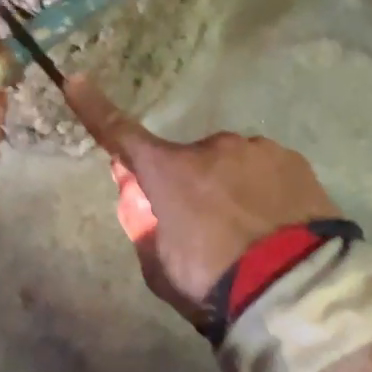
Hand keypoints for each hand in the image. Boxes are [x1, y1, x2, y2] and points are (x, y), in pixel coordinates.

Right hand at [65, 75, 338, 315]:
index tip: (76, 80)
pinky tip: (277, 226)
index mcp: (169, 172)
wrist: (295, 291)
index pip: (121, 135)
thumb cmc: (214, 281)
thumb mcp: (161, 267)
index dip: (95, 108)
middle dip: (190, 185)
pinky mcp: (295, 162)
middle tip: (207, 232)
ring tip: (251, 236)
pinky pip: (267, 171)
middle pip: (189, 162)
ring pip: (232, 165)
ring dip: (231, 189)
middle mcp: (211, 148)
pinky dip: (265, 192)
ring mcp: (257, 150)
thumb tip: (140, 197)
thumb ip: (145, 226)